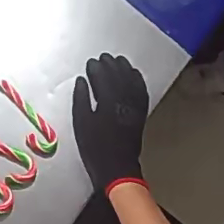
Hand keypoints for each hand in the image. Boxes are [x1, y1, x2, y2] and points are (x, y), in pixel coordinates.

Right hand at [72, 53, 148, 191]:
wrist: (117, 167)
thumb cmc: (94, 147)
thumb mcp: (81, 124)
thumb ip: (81, 99)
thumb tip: (82, 81)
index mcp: (107, 103)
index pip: (103, 78)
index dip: (97, 69)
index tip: (91, 62)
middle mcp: (124, 101)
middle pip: (119, 76)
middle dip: (111, 65)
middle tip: (104, 57)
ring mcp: (135, 107)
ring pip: (132, 82)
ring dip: (125, 69)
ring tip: (118, 60)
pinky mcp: (140, 113)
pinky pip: (142, 91)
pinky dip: (138, 80)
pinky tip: (134, 74)